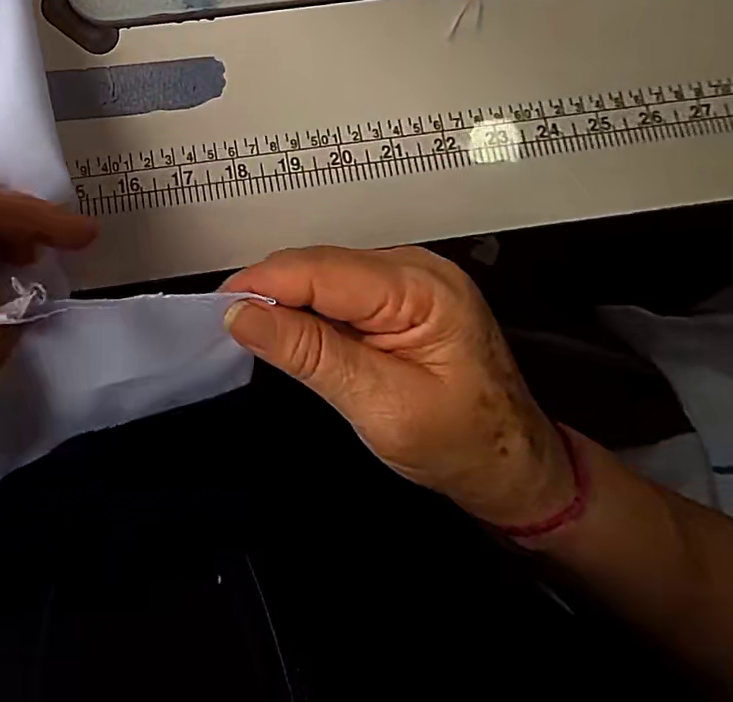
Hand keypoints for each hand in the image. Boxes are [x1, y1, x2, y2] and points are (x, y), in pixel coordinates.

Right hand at [221, 245, 574, 529]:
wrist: (515, 467)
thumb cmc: (461, 445)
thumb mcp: (378, 405)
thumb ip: (307, 353)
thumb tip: (239, 314)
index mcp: (422, 290)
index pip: (316, 270)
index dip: (259, 286)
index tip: (217, 313)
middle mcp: (412, 267)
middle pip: (311, 264)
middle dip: (268, 294)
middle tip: (239, 334)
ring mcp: (402, 274)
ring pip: (312, 271)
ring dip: (282, 301)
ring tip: (268, 339)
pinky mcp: (390, 289)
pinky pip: (327, 284)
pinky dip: (301, 307)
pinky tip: (297, 335)